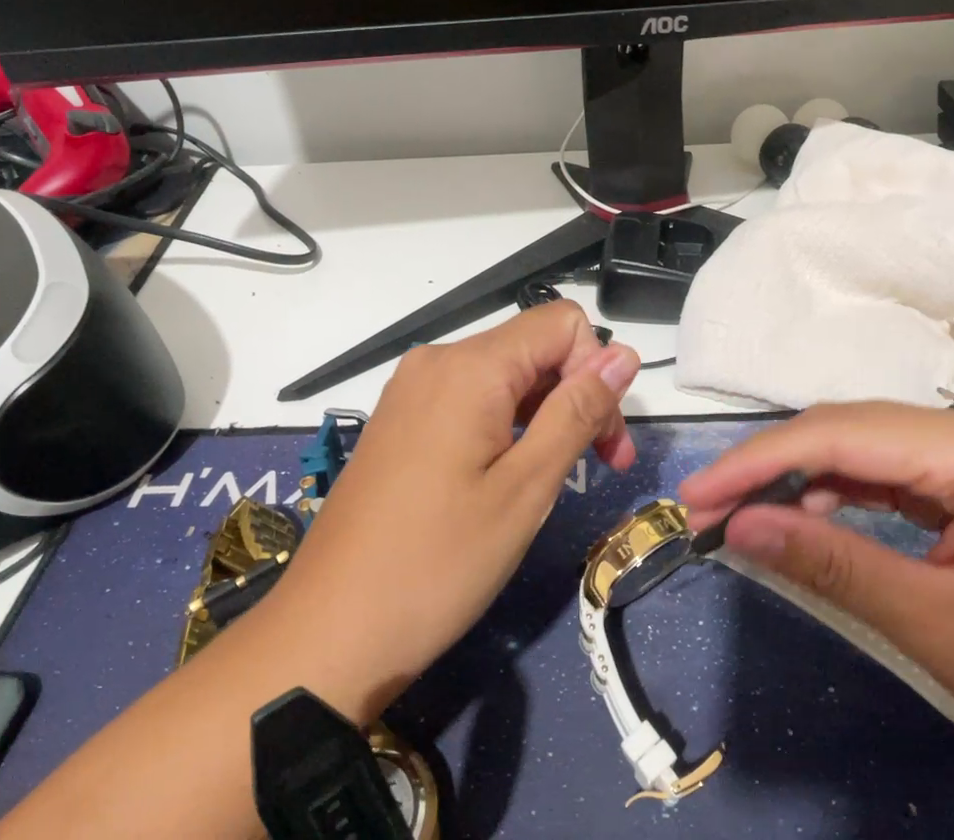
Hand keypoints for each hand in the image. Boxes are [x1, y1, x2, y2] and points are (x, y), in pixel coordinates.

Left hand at [253, 301, 639, 721]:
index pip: (562, 324)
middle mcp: (435, 363)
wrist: (330, 630)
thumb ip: (577, 411)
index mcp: (469, 367)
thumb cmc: (439, 562)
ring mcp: (410, 393)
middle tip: (599, 469)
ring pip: (504, 378)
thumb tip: (623, 353)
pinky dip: (505, 429)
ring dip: (544, 418)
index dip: (597, 371)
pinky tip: (506, 481)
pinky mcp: (399, 424)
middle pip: (533, 350)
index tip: (604, 439)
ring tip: (553, 484)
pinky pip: (469, 402)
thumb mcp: (525, 488)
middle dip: (577, 398)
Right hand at [676, 403, 953, 773]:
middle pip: (848, 430)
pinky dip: (839, 497)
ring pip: (863, 449)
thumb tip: (737, 529)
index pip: (842, 435)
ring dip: (799, 481)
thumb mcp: (933, 623)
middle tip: (705, 510)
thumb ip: (830, 565)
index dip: (757, 462)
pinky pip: (890, 477)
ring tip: (740, 517)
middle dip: (771, 468)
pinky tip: (802, 520)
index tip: (694, 497)